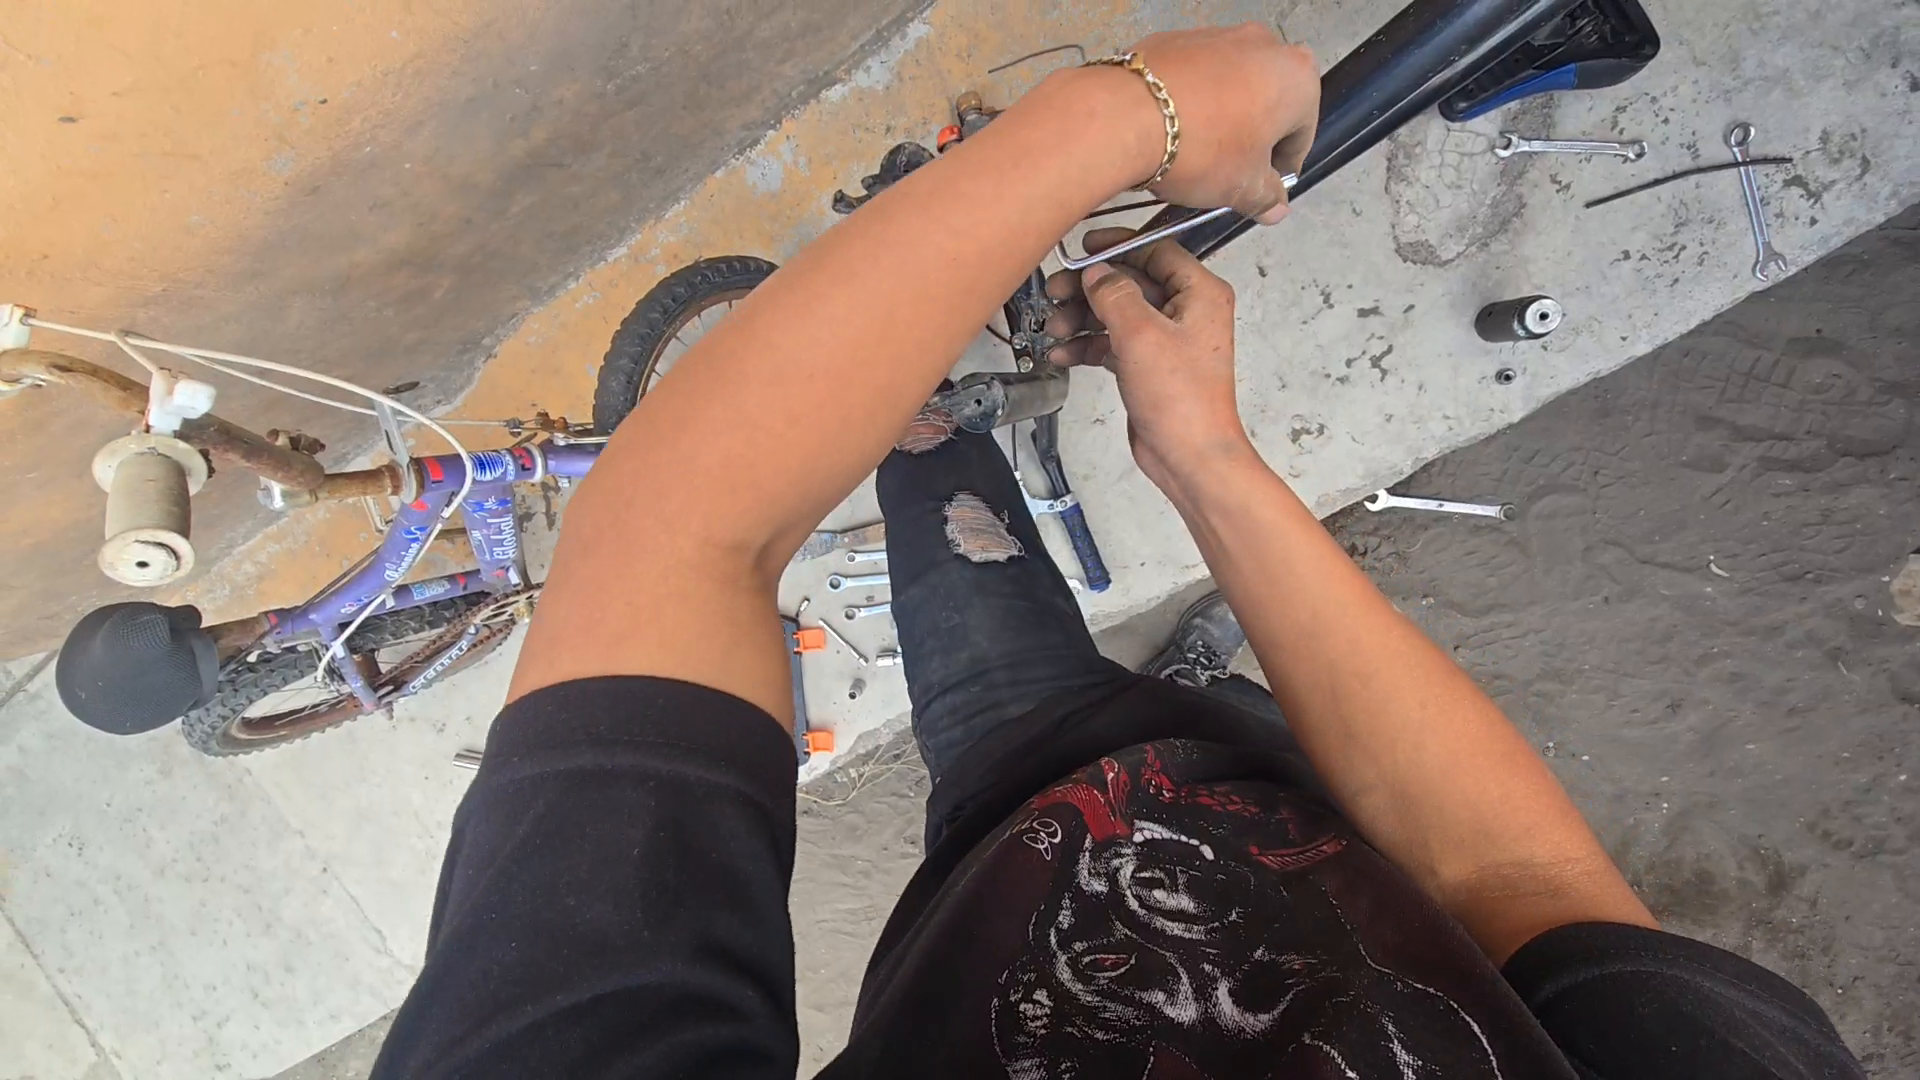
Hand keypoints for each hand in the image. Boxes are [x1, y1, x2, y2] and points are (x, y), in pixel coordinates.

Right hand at [1044, 230, 1254, 493]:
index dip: (1117, 247)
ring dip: (1082, 320)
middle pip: (1130, 284)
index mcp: (1199, 293)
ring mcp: (1166, 342)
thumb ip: (1114, 294)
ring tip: (1054, 329)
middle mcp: (1185, 312)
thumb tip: (1095, 272)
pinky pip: (1112, 345)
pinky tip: (1062, 354)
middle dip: (1090, 290)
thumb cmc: (1179, 397)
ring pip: (1116, 316)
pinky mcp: (1147, 368)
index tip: (1082, 249)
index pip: (1156, 251)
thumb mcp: (1140, 334)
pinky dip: (1087, 347)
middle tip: (1055, 292)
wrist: (1187, 454)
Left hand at [1122, 24, 1319, 222]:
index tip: (1262, 191)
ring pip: (1230, 90)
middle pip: (1267, 106)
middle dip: (1250, 142)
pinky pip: (1193, 80)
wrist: (1128, 116)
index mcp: (1298, 79)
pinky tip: (1169, 134)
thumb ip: (1266, 198)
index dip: (1282, 170)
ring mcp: (1220, 36)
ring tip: (1192, 157)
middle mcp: (1266, 45)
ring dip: (1220, 122)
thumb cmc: (1200, 149)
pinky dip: (1189, 105)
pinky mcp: (1178, 40)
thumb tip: (1276, 208)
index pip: (1301, 134)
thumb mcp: (1240, 188)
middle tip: (1225, 177)